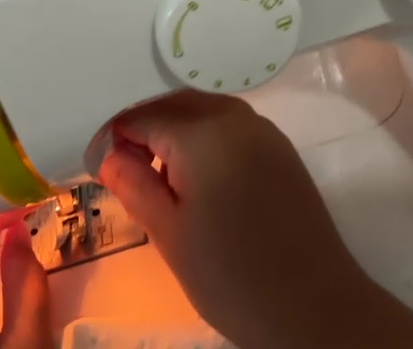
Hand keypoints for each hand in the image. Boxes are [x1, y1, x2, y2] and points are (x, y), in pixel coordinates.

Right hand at [96, 91, 412, 348]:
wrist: (315, 308)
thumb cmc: (232, 275)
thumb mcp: (169, 233)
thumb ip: (133, 185)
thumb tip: (109, 155)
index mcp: (201, 131)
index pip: (141, 118)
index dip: (113, 140)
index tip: (97, 169)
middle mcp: (233, 116)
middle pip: (173, 105)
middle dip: (143, 128)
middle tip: (123, 171)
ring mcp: (262, 130)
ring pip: (203, 110)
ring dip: (174, 130)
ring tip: (158, 178)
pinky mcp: (281, 149)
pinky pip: (230, 125)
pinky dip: (204, 137)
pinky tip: (200, 178)